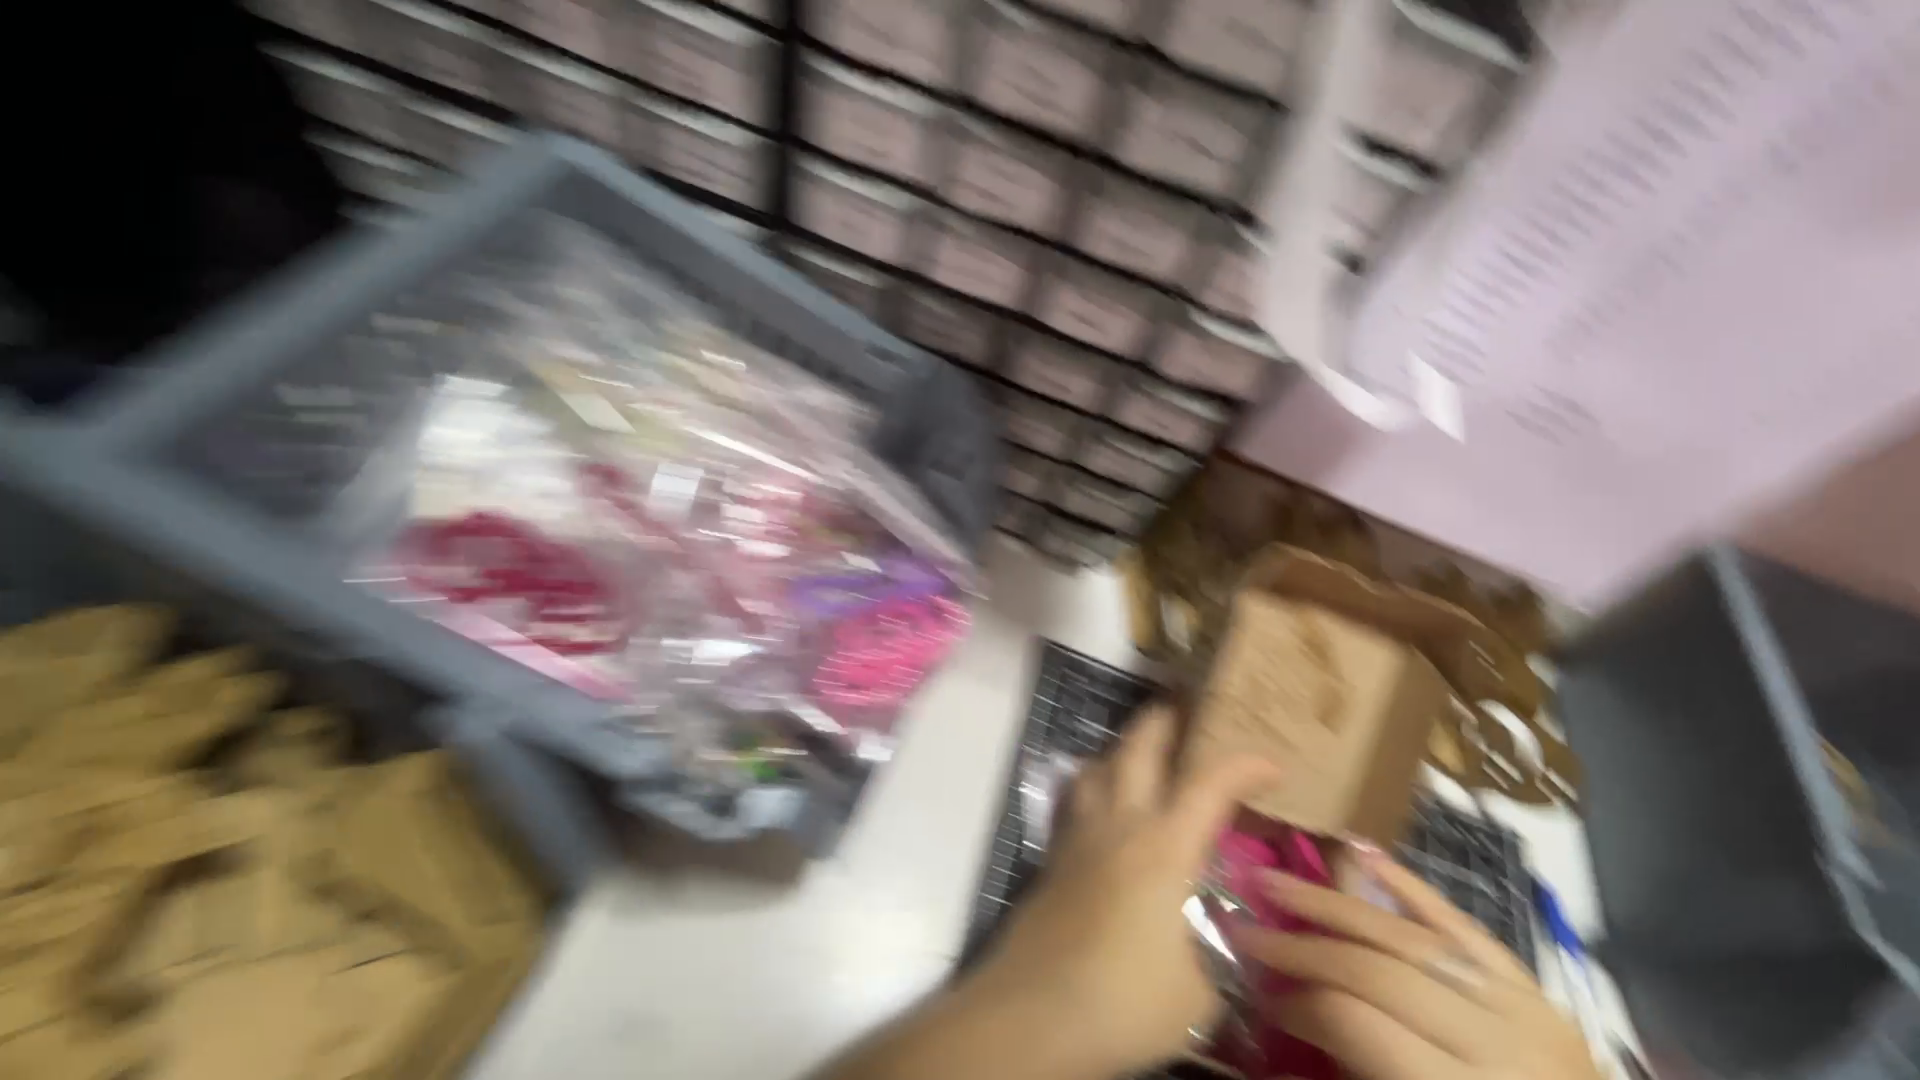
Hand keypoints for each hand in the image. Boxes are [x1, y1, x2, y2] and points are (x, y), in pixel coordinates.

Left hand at [967, 705, 1279, 1078]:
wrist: (1032, 1015)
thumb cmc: (1123, 1001)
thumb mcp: (1197, 994)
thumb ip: (1213, 959)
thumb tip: (1210, 947)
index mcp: (1163, 847)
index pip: (1208, 783)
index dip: (1244, 765)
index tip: (1271, 766)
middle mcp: (1119, 825)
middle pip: (1137, 746)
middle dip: (1166, 718)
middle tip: (1188, 708)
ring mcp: (1078, 837)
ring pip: (1097, 765)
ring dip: (1124, 748)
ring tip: (1145, 752)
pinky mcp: (1052, 858)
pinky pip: (1074, 801)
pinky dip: (1094, 786)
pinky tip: (1104, 807)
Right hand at [1236, 845, 1605, 1079]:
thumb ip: (1351, 1067)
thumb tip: (1283, 1010)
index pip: (1354, 1021)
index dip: (1295, 1002)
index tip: (1258, 993)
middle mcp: (1495, 1043)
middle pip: (1376, 969)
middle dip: (1300, 945)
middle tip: (1243, 928)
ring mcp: (1521, 1007)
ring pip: (1409, 936)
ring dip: (1333, 903)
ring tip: (1274, 882)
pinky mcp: (1533, 987)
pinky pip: (1462, 925)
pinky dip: (1408, 885)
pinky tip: (1360, 852)